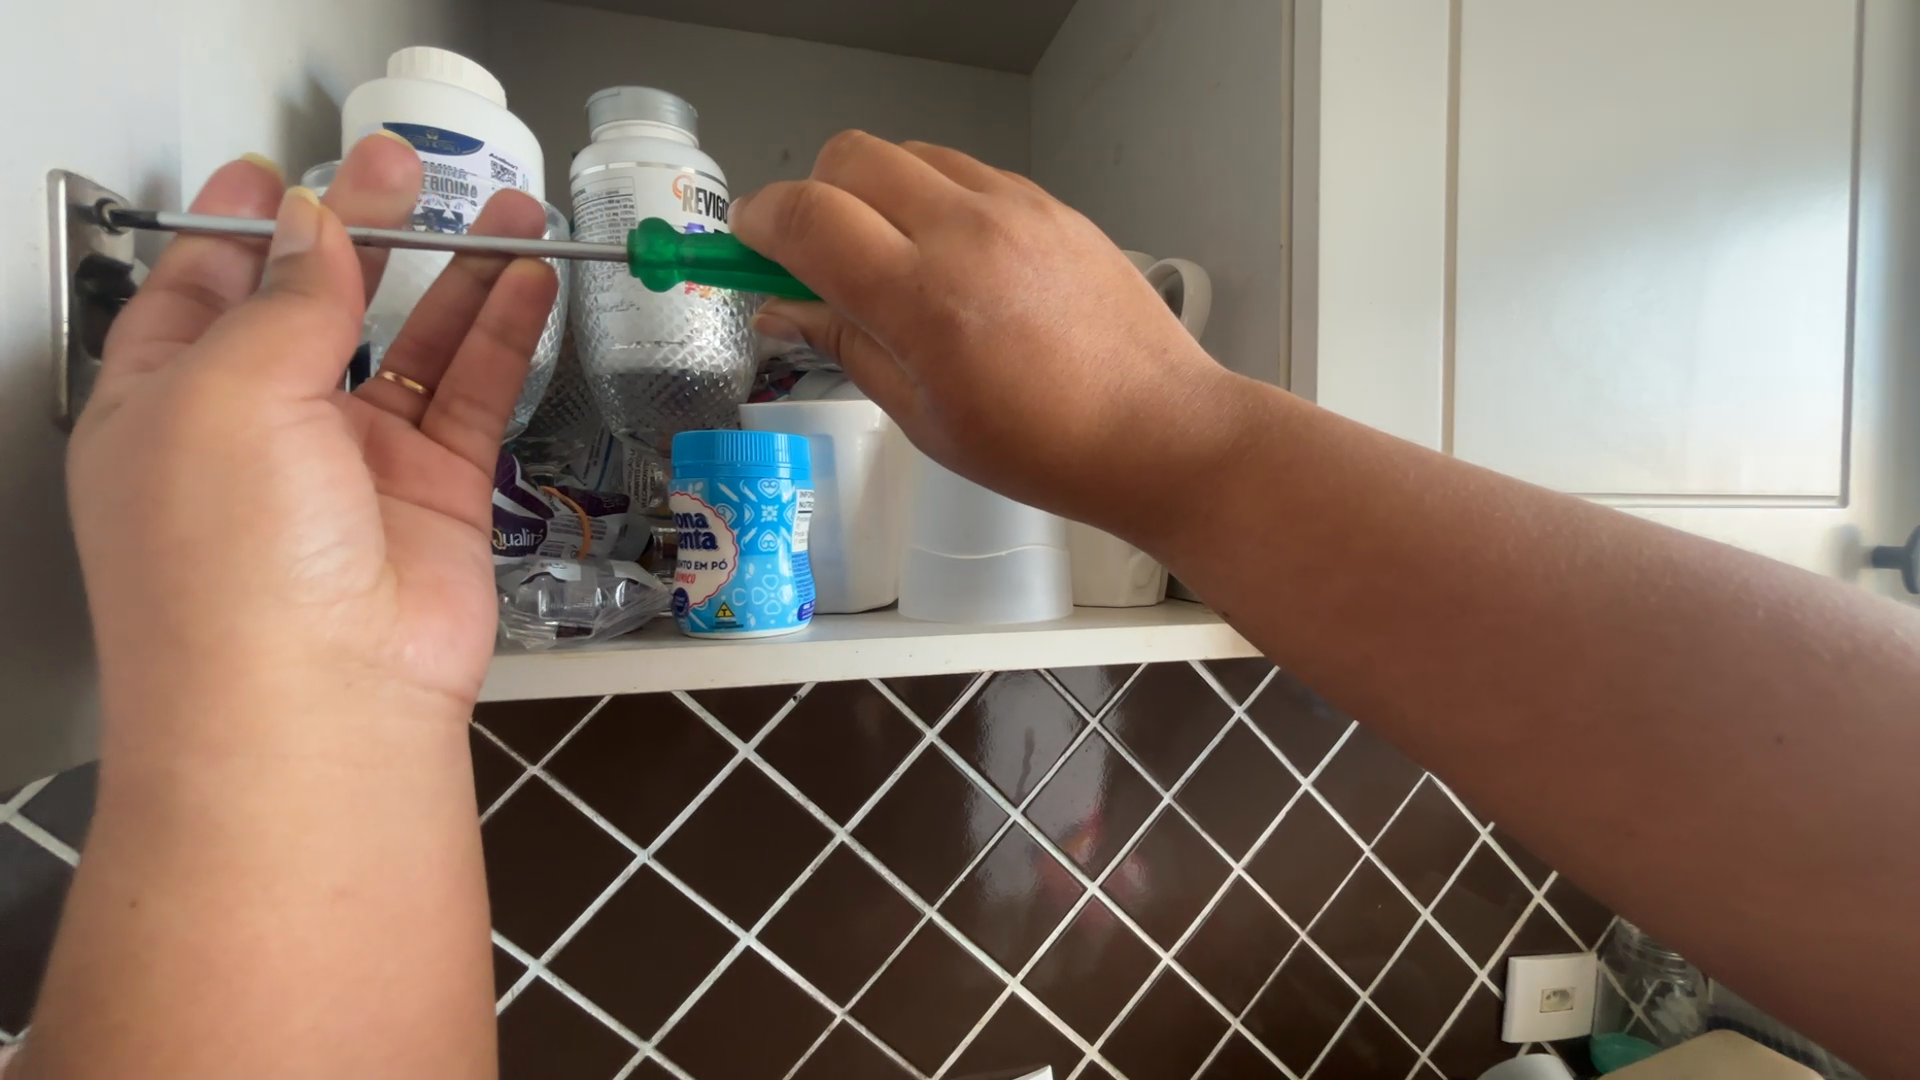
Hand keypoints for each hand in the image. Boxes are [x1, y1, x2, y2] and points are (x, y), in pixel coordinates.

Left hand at [67, 135, 556, 735]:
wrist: (329, 690)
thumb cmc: (232, 560)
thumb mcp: (226, 399)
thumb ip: (284, 304)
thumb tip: (315, 226)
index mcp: (173, 396)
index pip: (209, 284)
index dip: (250, 223)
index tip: (295, 170)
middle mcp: (271, 423)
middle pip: (331, 305)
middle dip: (376, 234)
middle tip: (420, 178)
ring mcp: (365, 458)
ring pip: (422, 346)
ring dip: (466, 281)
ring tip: (512, 223)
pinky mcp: (444, 488)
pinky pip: (477, 396)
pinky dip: (507, 341)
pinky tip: (531, 295)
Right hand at [732, 131, 1247, 539]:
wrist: (1156, 433)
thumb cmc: (1041, 450)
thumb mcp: (924, 418)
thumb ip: (846, 347)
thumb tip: (783, 311)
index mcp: (925, 299)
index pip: (806, 218)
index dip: (758, 225)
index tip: (748, 246)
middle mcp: (967, 231)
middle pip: (847, 156)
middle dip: (812, 197)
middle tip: (819, 260)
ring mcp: (1016, 208)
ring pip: (908, 154)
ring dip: (874, 193)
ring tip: (892, 262)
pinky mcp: (1052, 205)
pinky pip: (966, 172)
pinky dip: (933, 199)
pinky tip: (953, 259)